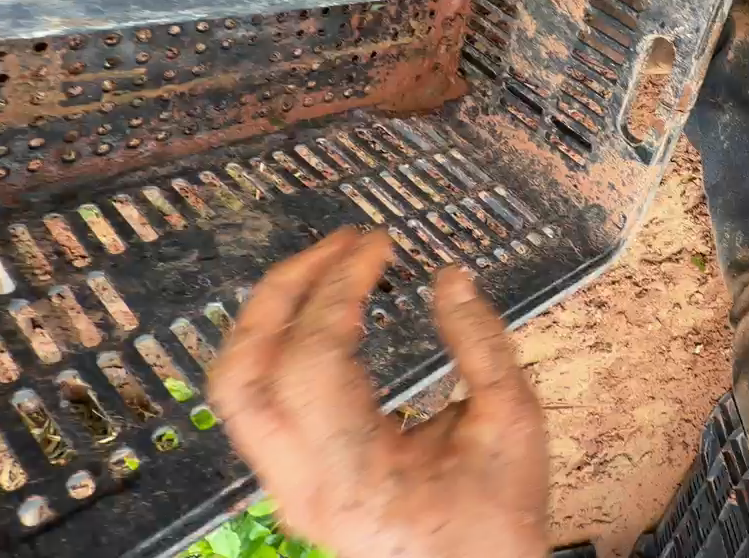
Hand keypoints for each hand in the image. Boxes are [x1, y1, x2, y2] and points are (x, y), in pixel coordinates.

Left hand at [211, 229, 548, 557]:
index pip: (315, 360)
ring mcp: (284, 488)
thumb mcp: (512, 418)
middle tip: (343, 239)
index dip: (342, 287)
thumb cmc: (501, 510)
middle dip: (285, 289)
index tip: (383, 242)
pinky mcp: (291, 481)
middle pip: (244, 374)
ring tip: (328, 263)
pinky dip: (280, 341)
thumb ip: (481, 342)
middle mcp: (298, 485)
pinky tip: (324, 310)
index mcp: (354, 473)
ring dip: (272, 313)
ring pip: (236, 390)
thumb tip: (450, 274)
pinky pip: (259, 402)